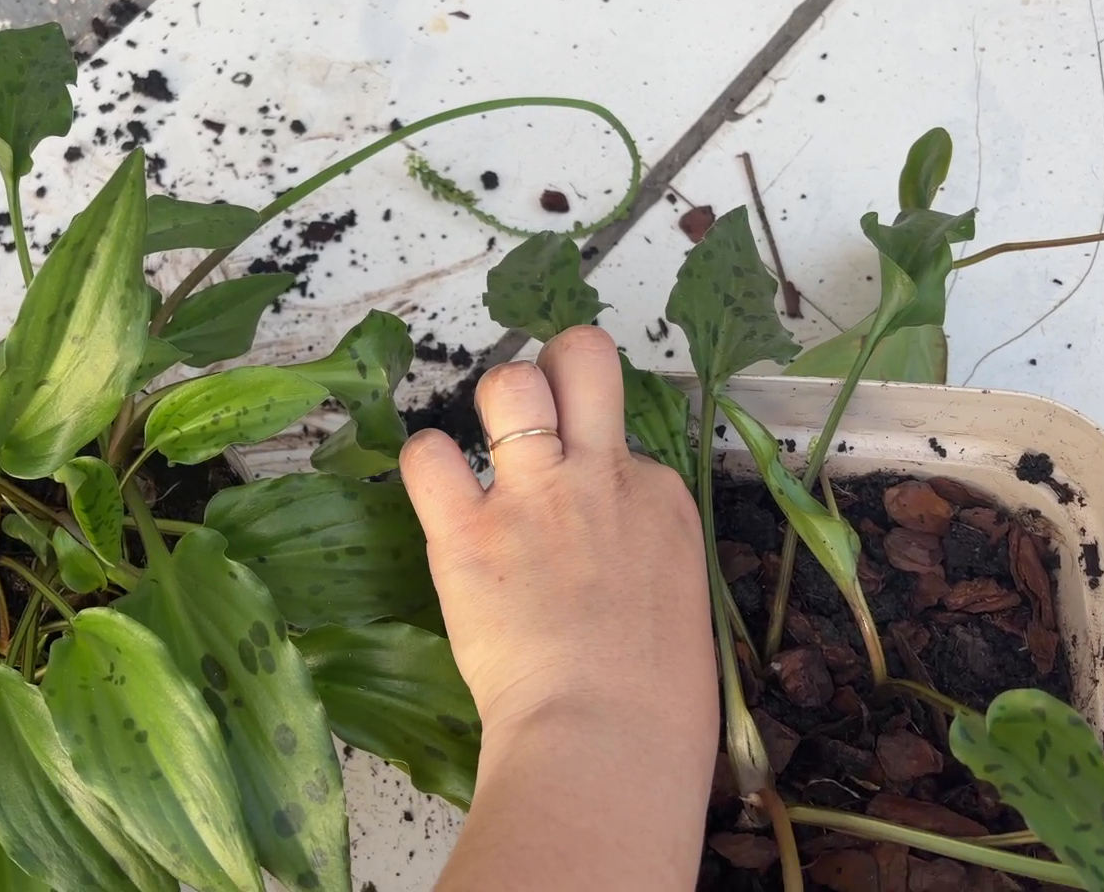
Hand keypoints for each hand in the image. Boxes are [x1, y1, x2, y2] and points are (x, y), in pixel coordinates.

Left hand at [401, 326, 714, 889]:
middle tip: (536, 399)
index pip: (620, 435)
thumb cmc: (657, 701)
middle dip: (557, 361)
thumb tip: (604, 534)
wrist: (607, 745)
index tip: (582, 497)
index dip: (594, 458)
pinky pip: (429, 456)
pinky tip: (440, 492)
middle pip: (580, 358)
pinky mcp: (467, 529)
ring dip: (494, 400)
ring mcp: (531, 494)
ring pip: (507, 383)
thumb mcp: (675, 599)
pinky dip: (428, 464)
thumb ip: (639, 546)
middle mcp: (597, 473)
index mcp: (658, 495)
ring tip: (488, 444)